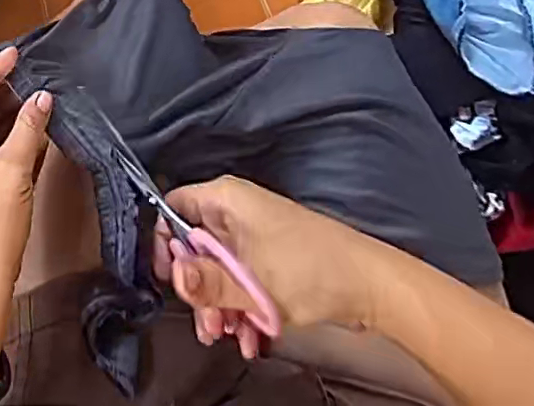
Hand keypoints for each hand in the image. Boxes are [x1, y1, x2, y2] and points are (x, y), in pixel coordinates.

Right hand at [153, 177, 389, 354]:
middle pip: (194, 244)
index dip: (165, 240)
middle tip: (206, 320)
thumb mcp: (252, 280)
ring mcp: (252, 235)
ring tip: (231, 334)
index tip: (170, 277)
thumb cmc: (313, 267)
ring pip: (217, 269)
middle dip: (198, 287)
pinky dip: (240, 308)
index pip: (175, 206)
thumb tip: (174, 273)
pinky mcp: (267, 258)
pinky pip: (239, 281)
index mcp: (227, 199)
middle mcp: (236, 212)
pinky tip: (251, 335)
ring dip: (219, 306)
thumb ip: (207, 280)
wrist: (367, 284)